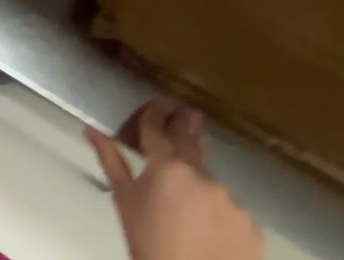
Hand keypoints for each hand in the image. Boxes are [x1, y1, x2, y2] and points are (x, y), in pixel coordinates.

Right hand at [87, 100, 263, 259]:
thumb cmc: (147, 241)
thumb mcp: (124, 199)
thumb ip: (111, 160)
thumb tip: (91, 130)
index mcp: (167, 166)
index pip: (158, 128)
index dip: (156, 113)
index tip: (159, 102)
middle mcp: (202, 176)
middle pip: (191, 141)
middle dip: (187, 124)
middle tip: (189, 112)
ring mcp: (232, 200)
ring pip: (211, 179)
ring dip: (200, 178)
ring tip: (190, 194)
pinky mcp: (252, 225)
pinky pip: (231, 208)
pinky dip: (219, 209)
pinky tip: (209, 224)